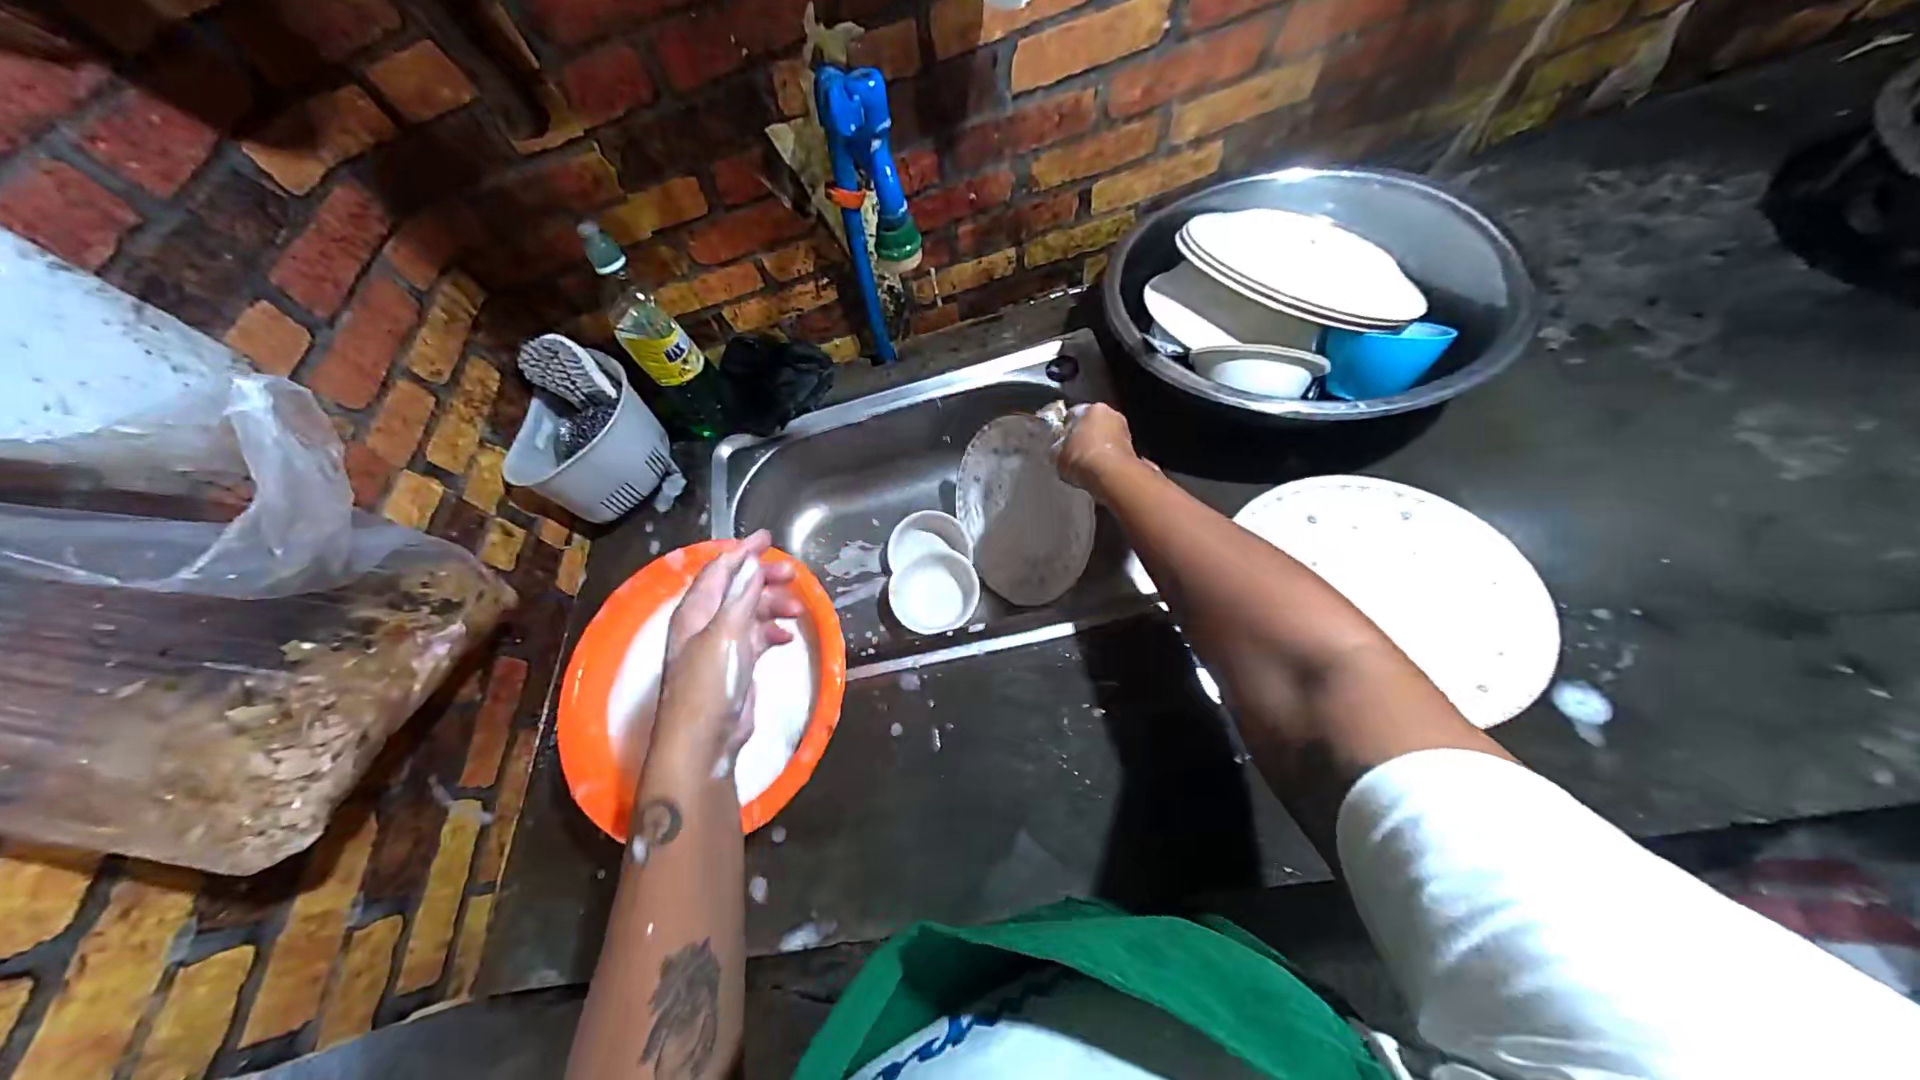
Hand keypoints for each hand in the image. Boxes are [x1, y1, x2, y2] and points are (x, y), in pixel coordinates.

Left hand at [653, 530, 802, 782]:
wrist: (704, 742)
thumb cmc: (709, 684)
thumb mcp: (725, 634)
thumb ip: (740, 597)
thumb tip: (751, 562)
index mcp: (695, 612)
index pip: (719, 571)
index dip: (742, 552)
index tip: (768, 538)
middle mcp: (705, 624)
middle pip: (737, 589)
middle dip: (764, 579)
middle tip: (793, 575)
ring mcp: (720, 646)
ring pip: (749, 613)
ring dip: (772, 606)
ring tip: (797, 611)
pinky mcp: (735, 666)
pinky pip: (756, 637)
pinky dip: (772, 632)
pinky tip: (787, 637)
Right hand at [1054, 403, 1144, 492]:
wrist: (1110, 476)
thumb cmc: (1081, 459)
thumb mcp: (1058, 455)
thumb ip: (1059, 448)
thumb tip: (1060, 450)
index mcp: (1091, 408)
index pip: (1073, 415)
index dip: (1065, 430)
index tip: (1061, 443)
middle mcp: (1111, 413)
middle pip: (1093, 423)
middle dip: (1086, 435)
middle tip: (1075, 452)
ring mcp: (1125, 429)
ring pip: (1106, 436)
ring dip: (1099, 446)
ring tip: (1088, 464)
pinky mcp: (1134, 448)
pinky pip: (1114, 450)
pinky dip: (1108, 457)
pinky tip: (1100, 470)